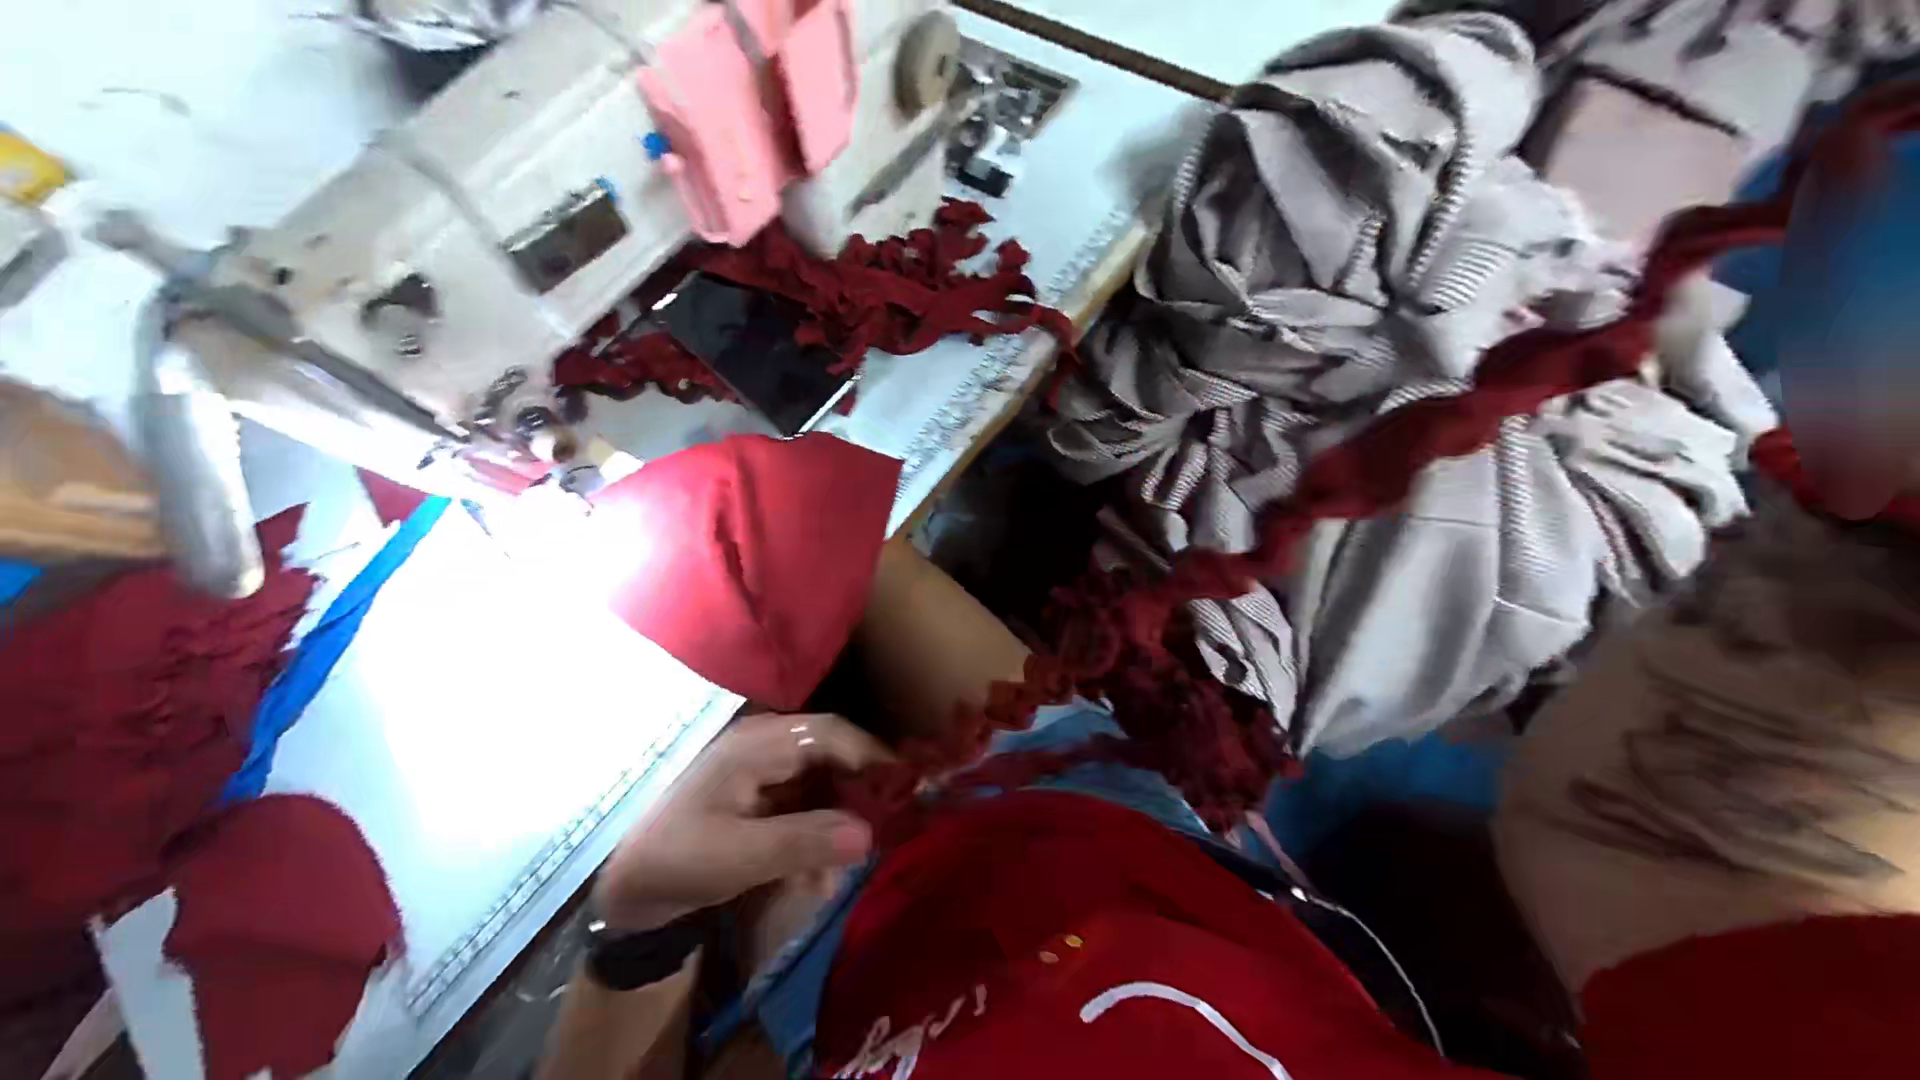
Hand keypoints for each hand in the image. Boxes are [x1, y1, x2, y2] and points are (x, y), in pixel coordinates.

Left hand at [594, 712, 888, 932]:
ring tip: (850, 859)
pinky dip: (819, 831)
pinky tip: (818, 872)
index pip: (830, 734)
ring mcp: (764, 768)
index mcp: (757, 744)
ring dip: (840, 816)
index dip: (872, 756)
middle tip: (889, 826)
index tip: (905, 789)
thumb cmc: (675, 859)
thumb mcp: (737, 856)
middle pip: (832, 752)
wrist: (625, 886)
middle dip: (861, 790)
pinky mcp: (762, 793)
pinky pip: (806, 801)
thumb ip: (803, 841)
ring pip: (823, 779)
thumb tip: (870, 833)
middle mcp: (765, 745)